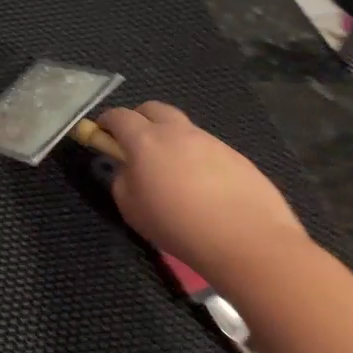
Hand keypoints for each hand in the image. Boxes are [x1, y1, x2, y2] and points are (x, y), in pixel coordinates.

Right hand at [97, 102, 308, 280]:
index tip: (101, 136)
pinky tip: (205, 189)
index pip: (118, 115)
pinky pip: (210, 150)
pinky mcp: (241, 160)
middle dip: (139, 119)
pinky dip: (198, 159)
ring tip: (174, 174)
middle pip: (154, 109)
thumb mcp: (129, 205)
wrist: (251, 244)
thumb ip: (123, 178)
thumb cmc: (178, 225)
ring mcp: (214, 144)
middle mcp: (180, 134)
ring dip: (171, 141)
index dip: (106, 123)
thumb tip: (130, 168)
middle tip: (135, 145)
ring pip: (184, 129)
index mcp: (145, 140)